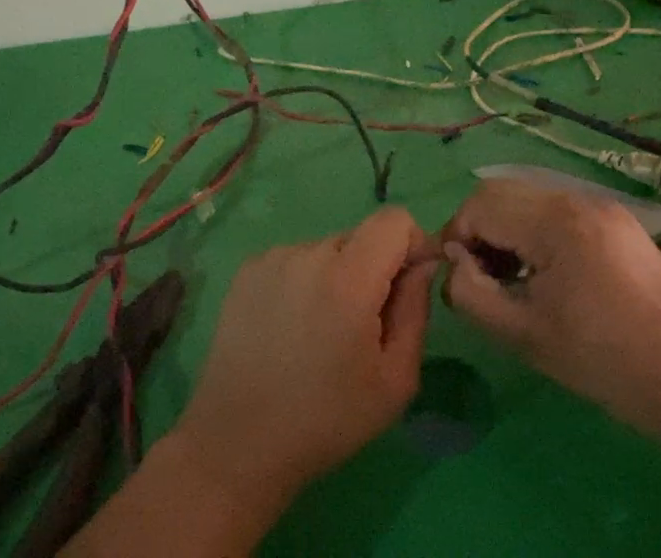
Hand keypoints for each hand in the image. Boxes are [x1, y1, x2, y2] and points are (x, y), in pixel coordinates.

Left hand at [171, 207, 438, 495]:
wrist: (239, 440)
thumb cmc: (328, 418)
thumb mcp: (396, 379)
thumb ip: (416, 310)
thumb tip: (421, 265)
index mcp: (348, 278)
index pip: (395, 220)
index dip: (412, 245)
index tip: (407, 288)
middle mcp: (307, 253)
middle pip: (360, 237)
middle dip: (374, 270)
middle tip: (362, 326)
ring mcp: (272, 259)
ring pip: (326, 250)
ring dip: (337, 276)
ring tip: (321, 332)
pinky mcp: (246, 271)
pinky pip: (294, 261)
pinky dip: (304, 282)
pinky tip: (291, 328)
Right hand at [441, 177, 660, 438]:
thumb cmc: (600, 360)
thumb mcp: (520, 332)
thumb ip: (470, 291)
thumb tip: (453, 261)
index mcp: (556, 223)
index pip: (480, 205)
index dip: (456, 237)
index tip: (458, 277)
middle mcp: (579, 199)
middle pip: (502, 193)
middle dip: (479, 230)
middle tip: (482, 277)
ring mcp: (603, 206)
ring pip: (529, 198)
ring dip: (507, 229)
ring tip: (513, 278)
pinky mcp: (619, 221)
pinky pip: (559, 210)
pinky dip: (537, 231)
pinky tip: (547, 274)